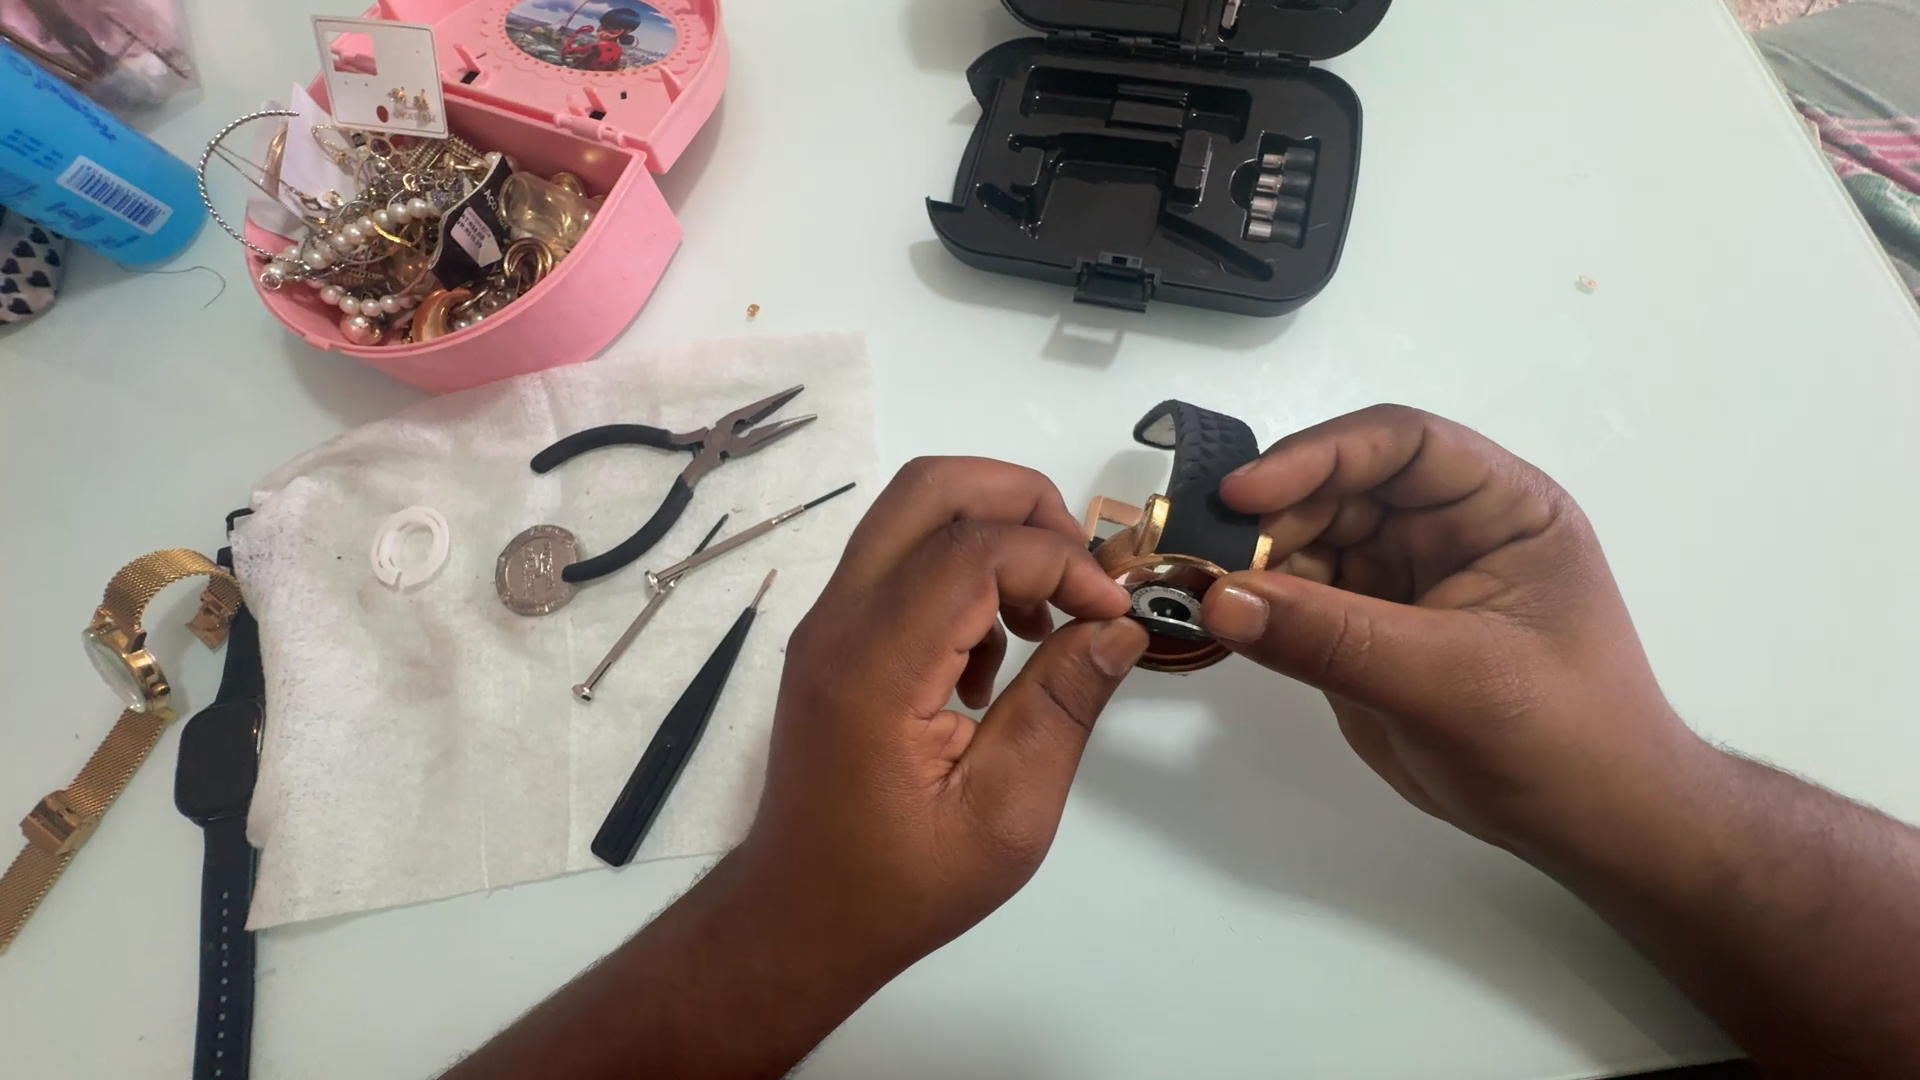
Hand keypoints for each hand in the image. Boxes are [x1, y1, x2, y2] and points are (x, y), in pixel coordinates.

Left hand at [733, 457, 1148, 974]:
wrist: (800, 910)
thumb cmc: (900, 882)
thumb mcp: (1006, 814)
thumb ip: (1063, 706)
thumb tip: (1119, 624)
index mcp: (874, 668)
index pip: (972, 552)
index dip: (1058, 562)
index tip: (1109, 611)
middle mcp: (839, 619)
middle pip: (931, 488)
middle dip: (1023, 502)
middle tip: (1075, 571)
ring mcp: (829, 618)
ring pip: (915, 510)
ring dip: (994, 536)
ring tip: (1032, 625)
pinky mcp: (835, 629)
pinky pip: (904, 555)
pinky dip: (963, 571)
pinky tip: (985, 660)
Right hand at [1199, 405, 1706, 857]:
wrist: (1577, 825)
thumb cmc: (1554, 741)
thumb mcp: (1450, 683)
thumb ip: (1332, 639)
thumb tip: (1218, 599)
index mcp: (1495, 509)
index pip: (1401, 445)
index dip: (1319, 456)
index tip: (1242, 496)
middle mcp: (1437, 527)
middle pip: (1333, 487)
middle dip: (1268, 517)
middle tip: (1208, 561)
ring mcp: (1391, 573)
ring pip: (1300, 536)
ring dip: (1249, 558)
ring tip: (1203, 589)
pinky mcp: (1353, 619)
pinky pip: (1287, 591)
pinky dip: (1250, 599)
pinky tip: (1222, 614)